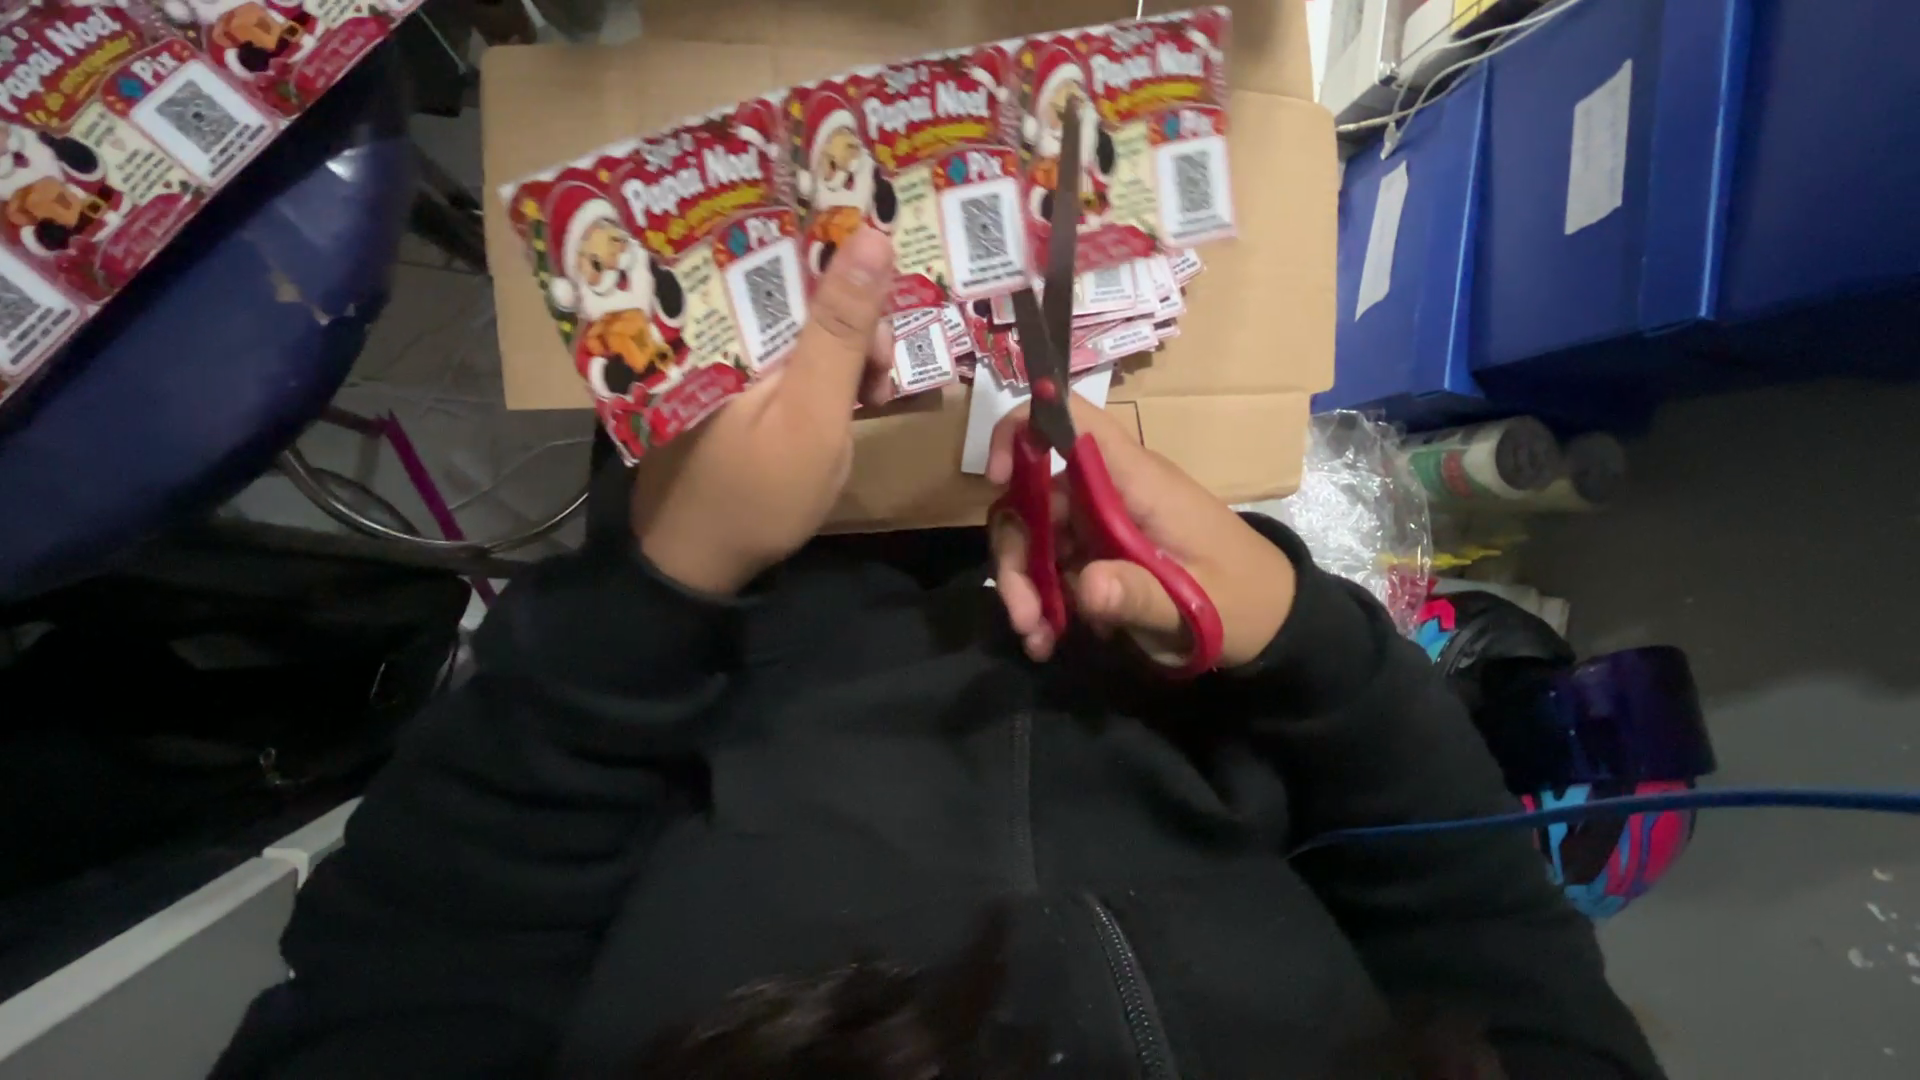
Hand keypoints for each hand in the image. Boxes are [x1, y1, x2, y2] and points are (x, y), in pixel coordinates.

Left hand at [631, 227, 897, 593]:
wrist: (703, 561)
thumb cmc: (761, 490)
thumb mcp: (814, 410)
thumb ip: (841, 329)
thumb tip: (872, 233)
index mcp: (733, 318)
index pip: (797, 252)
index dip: (857, 269)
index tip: (894, 314)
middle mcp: (724, 325)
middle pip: (805, 289)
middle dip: (859, 326)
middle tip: (879, 381)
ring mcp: (730, 357)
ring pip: (805, 327)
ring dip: (850, 356)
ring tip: (872, 399)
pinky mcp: (738, 387)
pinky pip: (793, 358)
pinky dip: (828, 375)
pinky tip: (851, 403)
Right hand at [986, 396, 1297, 669]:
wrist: (1271, 620)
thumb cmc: (1242, 598)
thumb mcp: (1196, 606)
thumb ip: (1141, 596)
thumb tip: (1083, 588)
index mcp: (1136, 481)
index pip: (1073, 422)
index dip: (1024, 431)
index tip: (998, 477)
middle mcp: (1107, 493)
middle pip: (1032, 495)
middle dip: (1015, 553)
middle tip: (1022, 616)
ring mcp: (1098, 525)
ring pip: (1032, 536)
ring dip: (1023, 585)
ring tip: (1035, 639)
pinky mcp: (1095, 555)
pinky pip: (1049, 567)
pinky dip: (1040, 601)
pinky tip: (1048, 640)